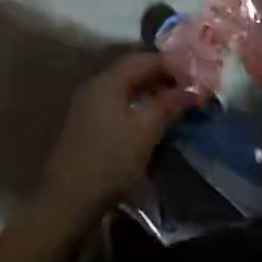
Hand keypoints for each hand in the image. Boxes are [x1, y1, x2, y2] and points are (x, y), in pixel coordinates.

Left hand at [37, 53, 195, 215]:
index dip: (172, 63)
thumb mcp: (146, 131)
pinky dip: (137, 104)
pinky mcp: (86, 125)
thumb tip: (195, 89)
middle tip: (188, 88)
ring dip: (150, 91)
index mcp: (108, 80)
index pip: (145, 59)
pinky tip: (150, 119)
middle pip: (133, 70)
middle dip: (162, 76)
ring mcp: (87, 105)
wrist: (66, 203)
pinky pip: (116, 103)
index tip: (195, 74)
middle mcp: (95, 86)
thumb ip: (170, 105)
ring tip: (174, 103)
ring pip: (125, 88)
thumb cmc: (110, 161)